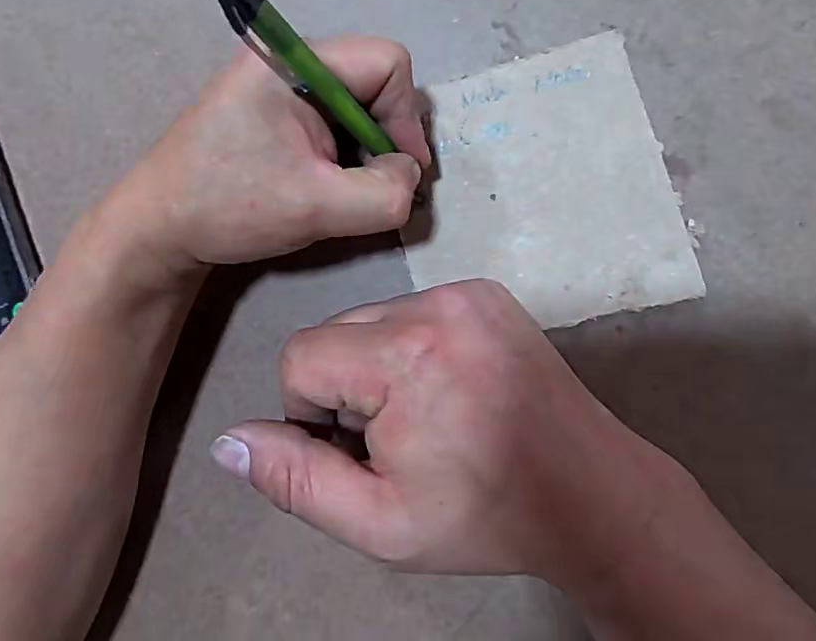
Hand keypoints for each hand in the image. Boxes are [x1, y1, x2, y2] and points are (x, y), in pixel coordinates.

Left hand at [104, 35, 433, 271]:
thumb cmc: (226, 208)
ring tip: (346, 189)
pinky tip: (327, 182)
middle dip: (386, 134)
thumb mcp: (317, 208)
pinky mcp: (275, 106)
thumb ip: (385, 193)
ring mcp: (279, 81)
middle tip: (376, 184)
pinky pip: (334, 115)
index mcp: (291, 60)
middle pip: (375, 78)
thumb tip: (410, 174)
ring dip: (366, 147)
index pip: (386, 62)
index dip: (404, 118)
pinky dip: (345, 150)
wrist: (158, 226)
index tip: (398, 170)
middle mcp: (288, 58)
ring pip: (358, 100)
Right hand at [210, 279, 688, 587]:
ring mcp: (465, 291)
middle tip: (397, 436)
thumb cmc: (485, 516)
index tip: (361, 448)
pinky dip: (412, 345)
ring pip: (371, 318)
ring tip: (427, 412)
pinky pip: (412, 307)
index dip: (315, 411)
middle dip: (347, 385)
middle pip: (337, 331)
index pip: (302, 356)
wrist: (590, 494)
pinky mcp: (483, 291)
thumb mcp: (379, 523)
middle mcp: (436, 305)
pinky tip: (449, 385)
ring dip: (379, 364)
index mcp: (407, 356)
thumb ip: (295, 480)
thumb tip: (225, 442)